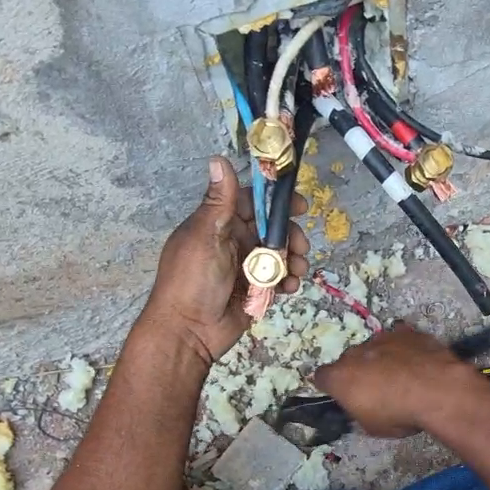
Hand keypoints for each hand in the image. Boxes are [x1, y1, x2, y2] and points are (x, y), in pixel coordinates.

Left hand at [140, 157, 307, 362]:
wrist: (188, 331)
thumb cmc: (192, 280)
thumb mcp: (205, 236)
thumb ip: (219, 201)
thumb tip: (217, 158)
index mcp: (218, 224)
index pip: (252, 202)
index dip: (275, 201)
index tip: (299, 205)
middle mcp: (233, 242)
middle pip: (271, 229)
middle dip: (290, 235)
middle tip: (300, 246)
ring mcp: (244, 268)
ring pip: (278, 255)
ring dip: (293, 259)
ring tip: (297, 270)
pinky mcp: (254, 291)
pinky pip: (277, 280)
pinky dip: (287, 281)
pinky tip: (289, 287)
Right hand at [312, 325, 489, 436]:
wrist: (436, 389)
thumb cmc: (399, 413)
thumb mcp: (372, 426)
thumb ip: (360, 412)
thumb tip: (362, 408)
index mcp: (339, 377)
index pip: (322, 378)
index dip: (331, 387)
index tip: (343, 395)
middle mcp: (356, 353)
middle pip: (350, 360)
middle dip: (359, 372)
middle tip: (377, 390)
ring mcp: (382, 339)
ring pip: (375, 348)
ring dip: (383, 360)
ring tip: (402, 378)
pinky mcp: (407, 333)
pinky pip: (400, 340)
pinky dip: (405, 350)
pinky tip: (418, 363)